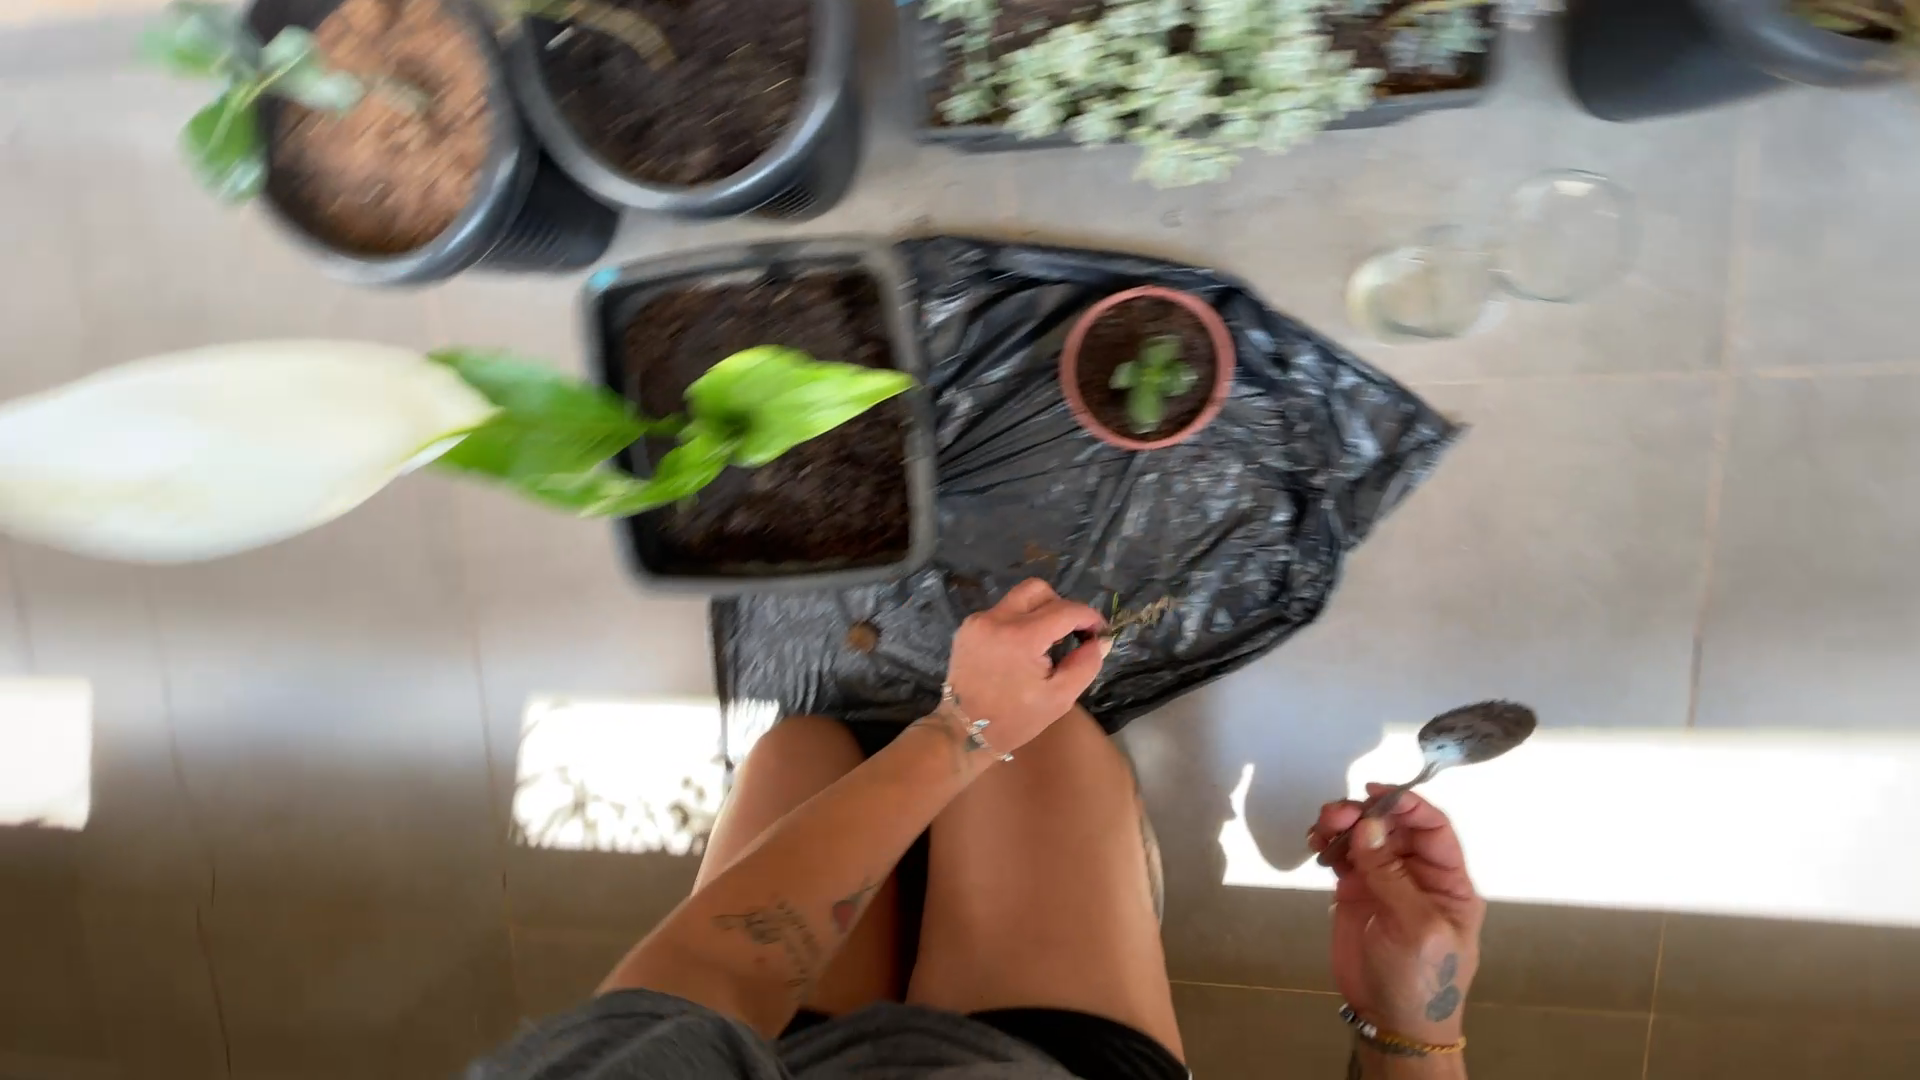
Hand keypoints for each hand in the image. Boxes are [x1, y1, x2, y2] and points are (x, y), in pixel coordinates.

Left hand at [944, 579, 1108, 754]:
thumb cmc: (1014, 719)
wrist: (963, 730)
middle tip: (1070, 632)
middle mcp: (996, 619)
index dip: (1088, 616)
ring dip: (1037, 613)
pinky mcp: (967, 628)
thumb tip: (1100, 640)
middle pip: (1038, 590)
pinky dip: (1017, 622)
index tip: (1099, 630)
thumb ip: (1085, 664)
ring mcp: (978, 621)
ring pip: (1018, 598)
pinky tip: (1019, 650)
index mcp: (1021, 636)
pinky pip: (1000, 612)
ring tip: (1045, 644)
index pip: (1065, 610)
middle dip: (1060, 605)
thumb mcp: (1059, 698)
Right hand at [1308, 785, 1485, 1044]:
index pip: (1432, 828)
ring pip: (1362, 833)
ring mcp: (1383, 880)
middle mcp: (1415, 873)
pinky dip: (1327, 841)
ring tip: (1320, 831)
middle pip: (1390, 825)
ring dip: (1341, 823)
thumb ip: (1391, 876)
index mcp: (1447, 882)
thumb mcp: (1417, 929)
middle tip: (1334, 817)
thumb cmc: (1421, 979)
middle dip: (1363, 813)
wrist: (1390, 1020)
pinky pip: (1342, 852)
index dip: (1406, 804)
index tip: (1372, 792)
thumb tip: (1366, 826)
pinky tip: (1316, 844)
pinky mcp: (1354, 889)